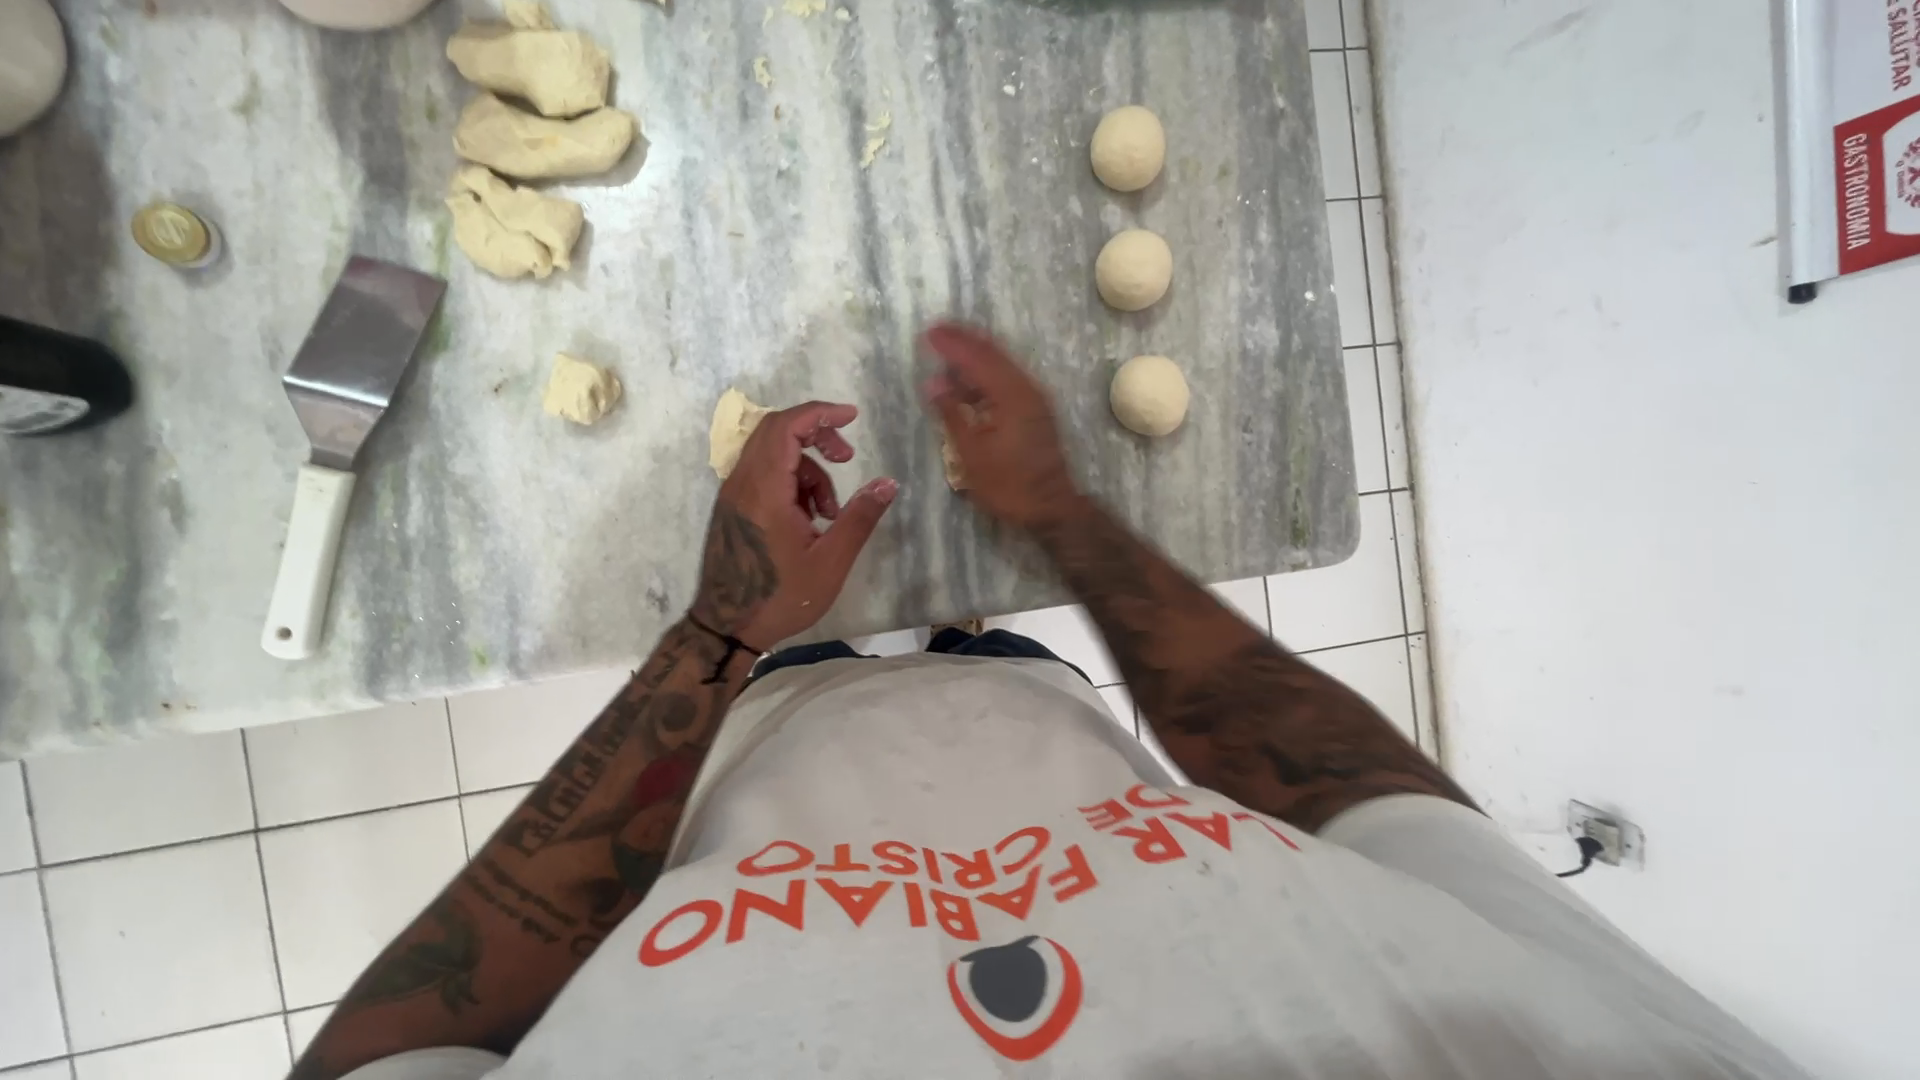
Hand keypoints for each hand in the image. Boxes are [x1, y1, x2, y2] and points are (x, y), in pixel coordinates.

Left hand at [689, 401, 896, 649]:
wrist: (728, 627)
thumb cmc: (781, 597)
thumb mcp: (831, 561)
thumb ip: (859, 517)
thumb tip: (887, 483)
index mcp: (765, 490)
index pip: (786, 427)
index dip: (820, 413)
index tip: (851, 417)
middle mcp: (742, 483)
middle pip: (777, 432)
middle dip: (818, 436)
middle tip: (847, 457)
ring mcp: (734, 495)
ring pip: (773, 456)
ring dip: (809, 470)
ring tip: (830, 512)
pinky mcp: (733, 509)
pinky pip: (764, 476)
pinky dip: (792, 484)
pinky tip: (809, 521)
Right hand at [922, 322, 1081, 527]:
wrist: (1050, 507)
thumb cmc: (1009, 485)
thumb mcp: (971, 453)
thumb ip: (951, 414)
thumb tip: (932, 384)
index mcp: (1011, 395)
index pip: (977, 357)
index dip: (952, 343)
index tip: (928, 333)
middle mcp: (1026, 389)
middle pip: (992, 354)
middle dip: (963, 341)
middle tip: (936, 333)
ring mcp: (1034, 399)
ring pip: (1001, 366)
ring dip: (974, 358)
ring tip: (946, 355)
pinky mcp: (1035, 411)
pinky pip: (1007, 381)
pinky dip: (985, 376)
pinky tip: (966, 385)